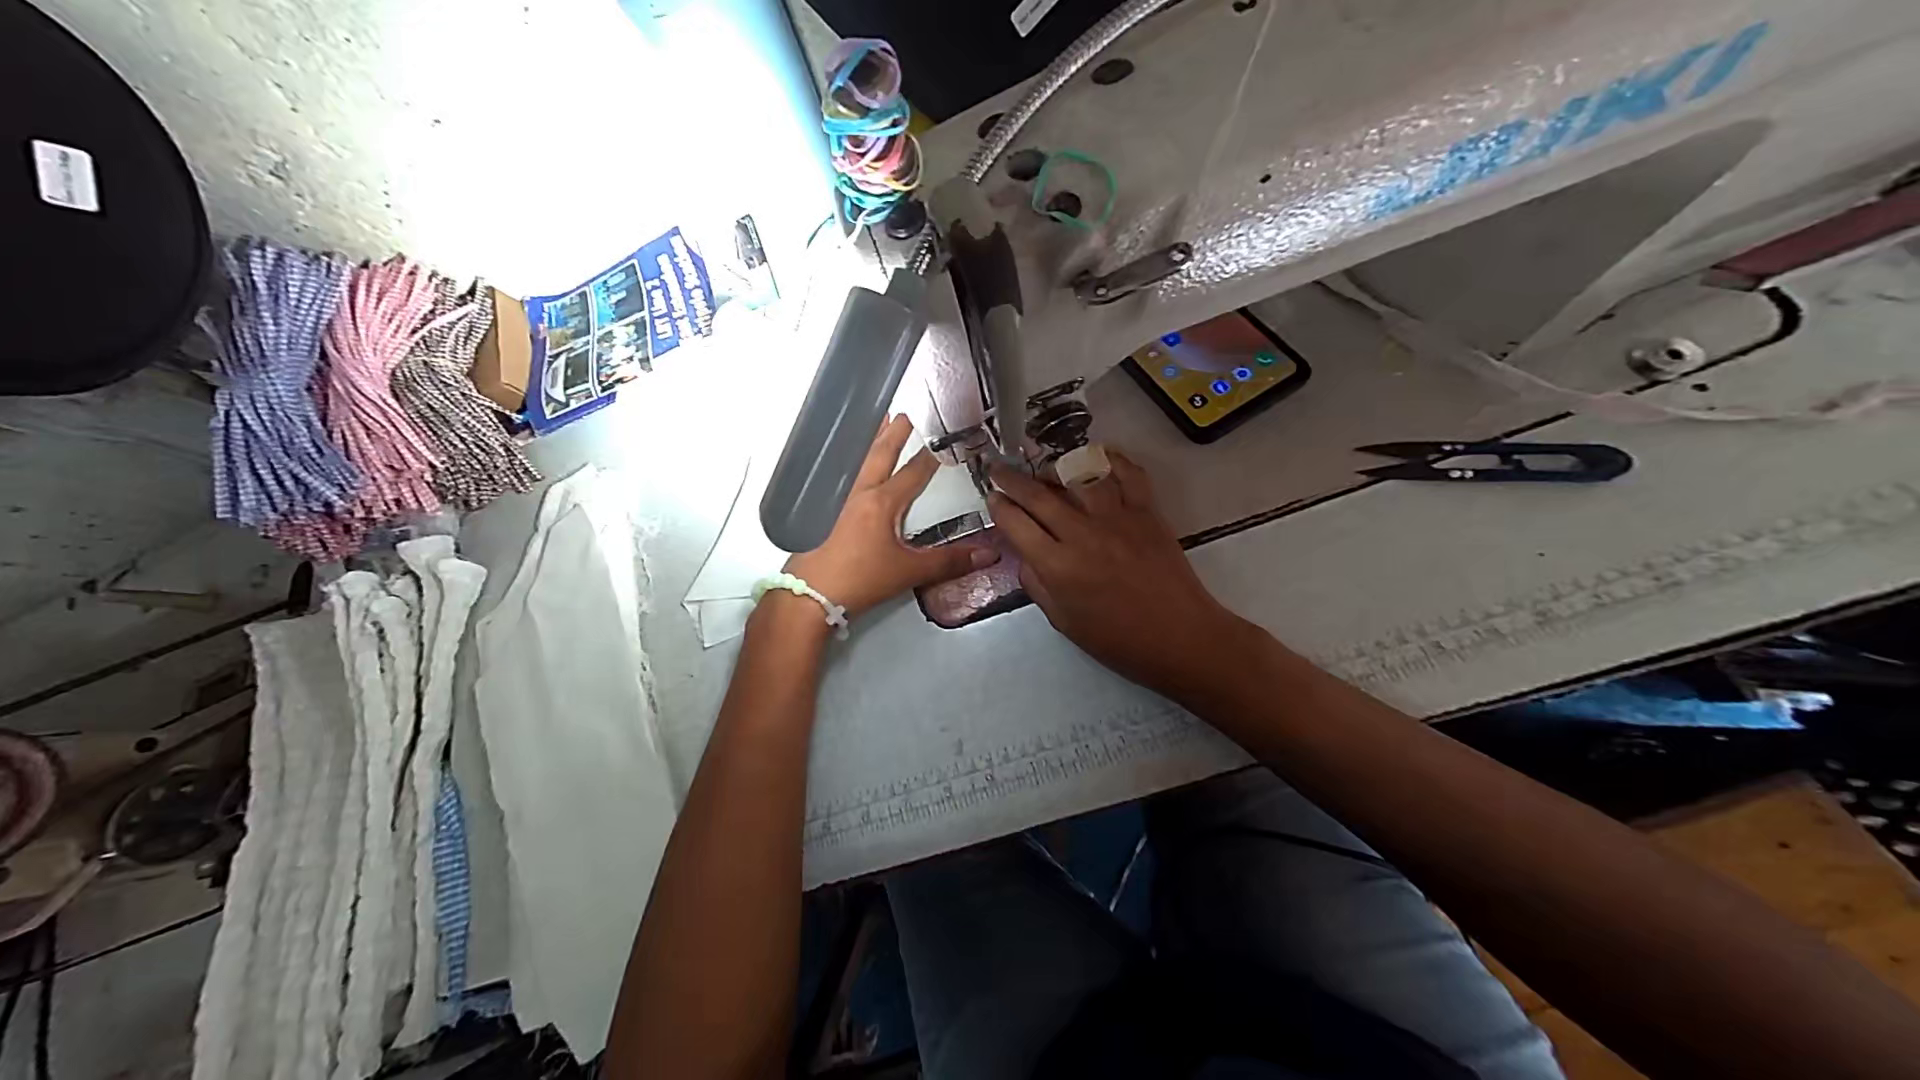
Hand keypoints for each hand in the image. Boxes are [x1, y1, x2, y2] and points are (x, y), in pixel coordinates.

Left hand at [783, 415, 998, 619]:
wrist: (808, 595)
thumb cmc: (858, 581)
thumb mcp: (908, 572)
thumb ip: (949, 562)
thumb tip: (987, 554)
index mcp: (882, 503)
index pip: (913, 473)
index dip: (931, 456)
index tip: (943, 437)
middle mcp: (857, 493)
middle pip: (879, 454)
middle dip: (895, 433)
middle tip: (905, 413)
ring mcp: (834, 498)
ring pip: (856, 460)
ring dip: (870, 441)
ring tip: (877, 423)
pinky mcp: (817, 509)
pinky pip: (837, 473)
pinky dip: (848, 460)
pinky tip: (847, 464)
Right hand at [988, 452, 1253, 703]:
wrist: (1179, 636)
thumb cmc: (1118, 639)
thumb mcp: (1064, 622)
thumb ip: (1038, 585)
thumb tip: (1025, 555)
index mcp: (1058, 567)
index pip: (1016, 524)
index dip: (999, 507)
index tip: (992, 498)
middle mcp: (1082, 535)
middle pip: (1039, 495)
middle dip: (1012, 479)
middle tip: (999, 470)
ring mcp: (1116, 518)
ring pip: (1078, 476)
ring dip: (1054, 467)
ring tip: (1044, 468)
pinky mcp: (1146, 512)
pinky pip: (1127, 474)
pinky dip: (1111, 459)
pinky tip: (1097, 455)